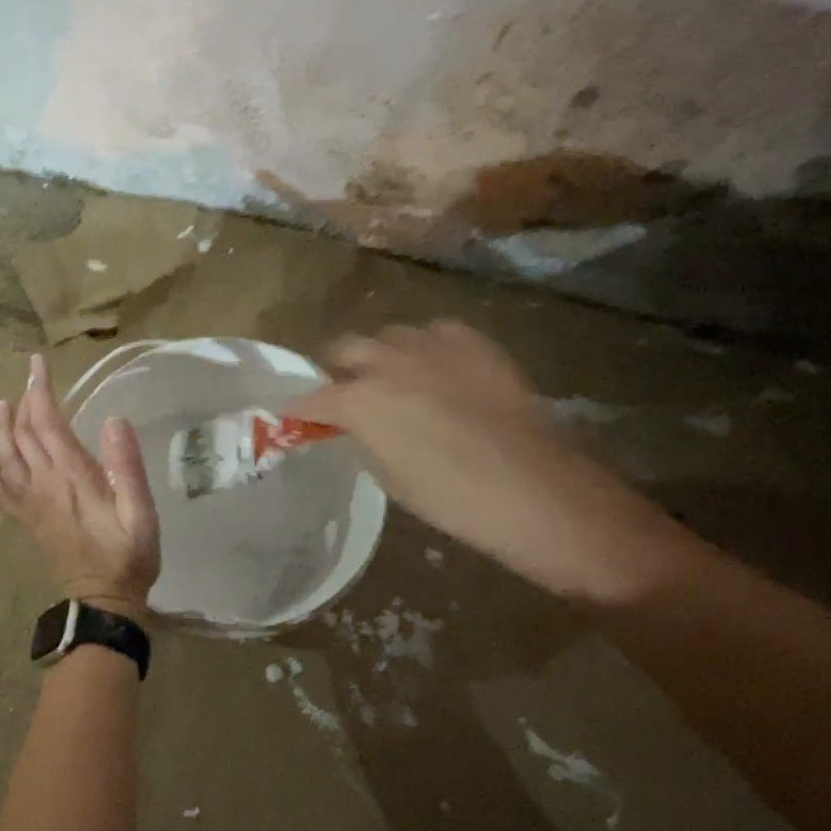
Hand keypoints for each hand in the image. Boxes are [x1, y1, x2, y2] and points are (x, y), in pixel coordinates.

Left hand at [0, 355, 160, 619]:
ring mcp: (31, 503)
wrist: (102, 601)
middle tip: (30, 376)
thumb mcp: (141, 511)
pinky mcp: (28, 521)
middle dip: (25, 400)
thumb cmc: (128, 555)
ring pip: (6, 457)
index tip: (38, 363)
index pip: (47, 421)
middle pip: (23, 433)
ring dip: (3, 428)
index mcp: (71, 475)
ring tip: (3, 405)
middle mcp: (43, 483)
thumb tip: (113, 419)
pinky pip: (0, 492)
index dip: (40, 389)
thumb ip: (127, 466)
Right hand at [293, 320, 690, 602]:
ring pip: (390, 334)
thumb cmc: (451, 498)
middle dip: (339, 369)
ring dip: (382, 354)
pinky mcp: (476, 345)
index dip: (300, 409)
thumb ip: (362, 439)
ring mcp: (434, 347)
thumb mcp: (387, 475)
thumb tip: (353, 427)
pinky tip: (436, 368)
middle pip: (346, 347)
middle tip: (345, 394)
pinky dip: (427, 346)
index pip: (311, 397)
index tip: (295, 417)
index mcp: (359, 401)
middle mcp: (389, 363)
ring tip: (393, 377)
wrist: (535, 490)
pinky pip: (437, 331)